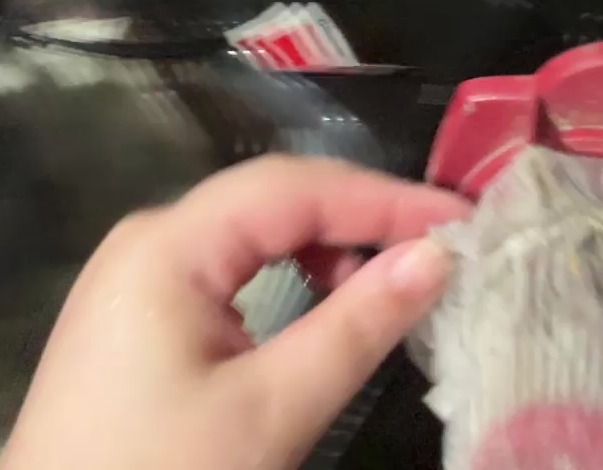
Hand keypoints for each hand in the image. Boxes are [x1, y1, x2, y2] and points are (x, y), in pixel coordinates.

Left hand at [0, 156, 470, 469]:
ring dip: (331, 241)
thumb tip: (439, 255)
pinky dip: (294, 271)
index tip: (458, 217)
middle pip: (277, 197)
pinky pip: (237, 262)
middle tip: (437, 240)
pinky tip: (329, 295)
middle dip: (362, 214)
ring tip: (391, 274)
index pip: (298, 190)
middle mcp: (152, 237)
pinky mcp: (146, 310)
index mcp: (169, 244)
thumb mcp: (269, 412)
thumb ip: (359, 325)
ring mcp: (143, 271)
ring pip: (259, 226)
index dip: (385, 198)